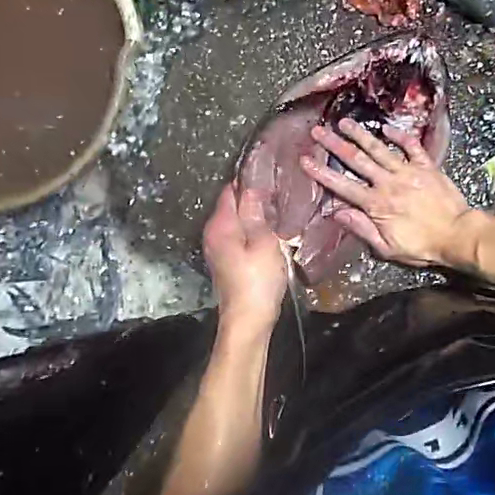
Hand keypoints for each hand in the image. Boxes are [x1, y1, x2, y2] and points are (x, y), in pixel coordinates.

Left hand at [202, 184, 287, 326]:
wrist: (248, 320)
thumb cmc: (258, 281)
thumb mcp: (264, 243)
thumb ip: (256, 214)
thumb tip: (251, 189)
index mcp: (220, 225)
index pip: (230, 191)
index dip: (249, 181)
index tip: (271, 175)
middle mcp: (213, 233)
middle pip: (232, 205)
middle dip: (253, 197)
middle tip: (280, 190)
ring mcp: (218, 248)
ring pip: (237, 221)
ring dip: (254, 214)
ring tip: (279, 208)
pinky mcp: (226, 260)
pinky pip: (239, 235)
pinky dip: (252, 229)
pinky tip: (271, 231)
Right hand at [300, 119, 481, 267]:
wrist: (458, 235)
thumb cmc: (423, 246)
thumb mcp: (388, 248)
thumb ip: (362, 228)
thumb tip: (338, 213)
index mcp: (376, 204)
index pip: (343, 186)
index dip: (322, 173)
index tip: (305, 160)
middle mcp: (388, 183)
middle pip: (357, 160)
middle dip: (335, 144)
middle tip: (318, 131)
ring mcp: (408, 172)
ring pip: (379, 149)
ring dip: (361, 134)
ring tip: (344, 122)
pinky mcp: (426, 167)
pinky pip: (411, 146)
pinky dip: (399, 135)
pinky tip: (386, 128)